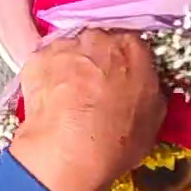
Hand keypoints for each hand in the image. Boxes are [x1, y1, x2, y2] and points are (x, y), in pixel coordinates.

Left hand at [10, 29, 165, 190]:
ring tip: (70, 97)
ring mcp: (65, 46)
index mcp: (133, 47)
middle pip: (100, 43)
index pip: (133, 45)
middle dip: (98, 60)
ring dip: (72, 66)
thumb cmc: (119, 138)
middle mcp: (99, 38)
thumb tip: (146, 86)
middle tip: (96, 88)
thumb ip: (151, 89)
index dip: (128, 64)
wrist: (70, 152)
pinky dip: (48, 77)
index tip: (124, 78)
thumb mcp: (154, 117)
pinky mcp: (36, 59)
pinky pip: (45, 63)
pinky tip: (50, 99)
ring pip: (71, 51)